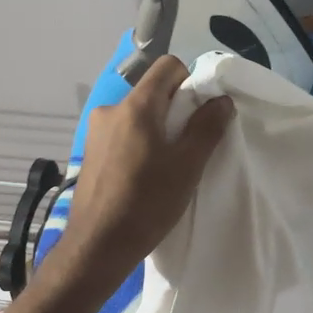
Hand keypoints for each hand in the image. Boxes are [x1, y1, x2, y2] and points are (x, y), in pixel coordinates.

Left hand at [55, 56, 232, 279]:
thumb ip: (207, 128)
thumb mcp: (187, 166)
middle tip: (189, 146)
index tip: (201, 114)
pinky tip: (144, 178)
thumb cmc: (147, 203)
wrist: (97, 245)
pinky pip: (123, 135)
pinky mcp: (91, 153)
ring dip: (156, 131)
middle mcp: (111, 110)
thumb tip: (221, 101)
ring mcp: (96, 132)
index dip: (190, 82)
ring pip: (138, 116)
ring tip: (166, 167)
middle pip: (153, 93)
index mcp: (136, 106)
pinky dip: (138, 146)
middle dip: (175, 111)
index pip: (167, 66)